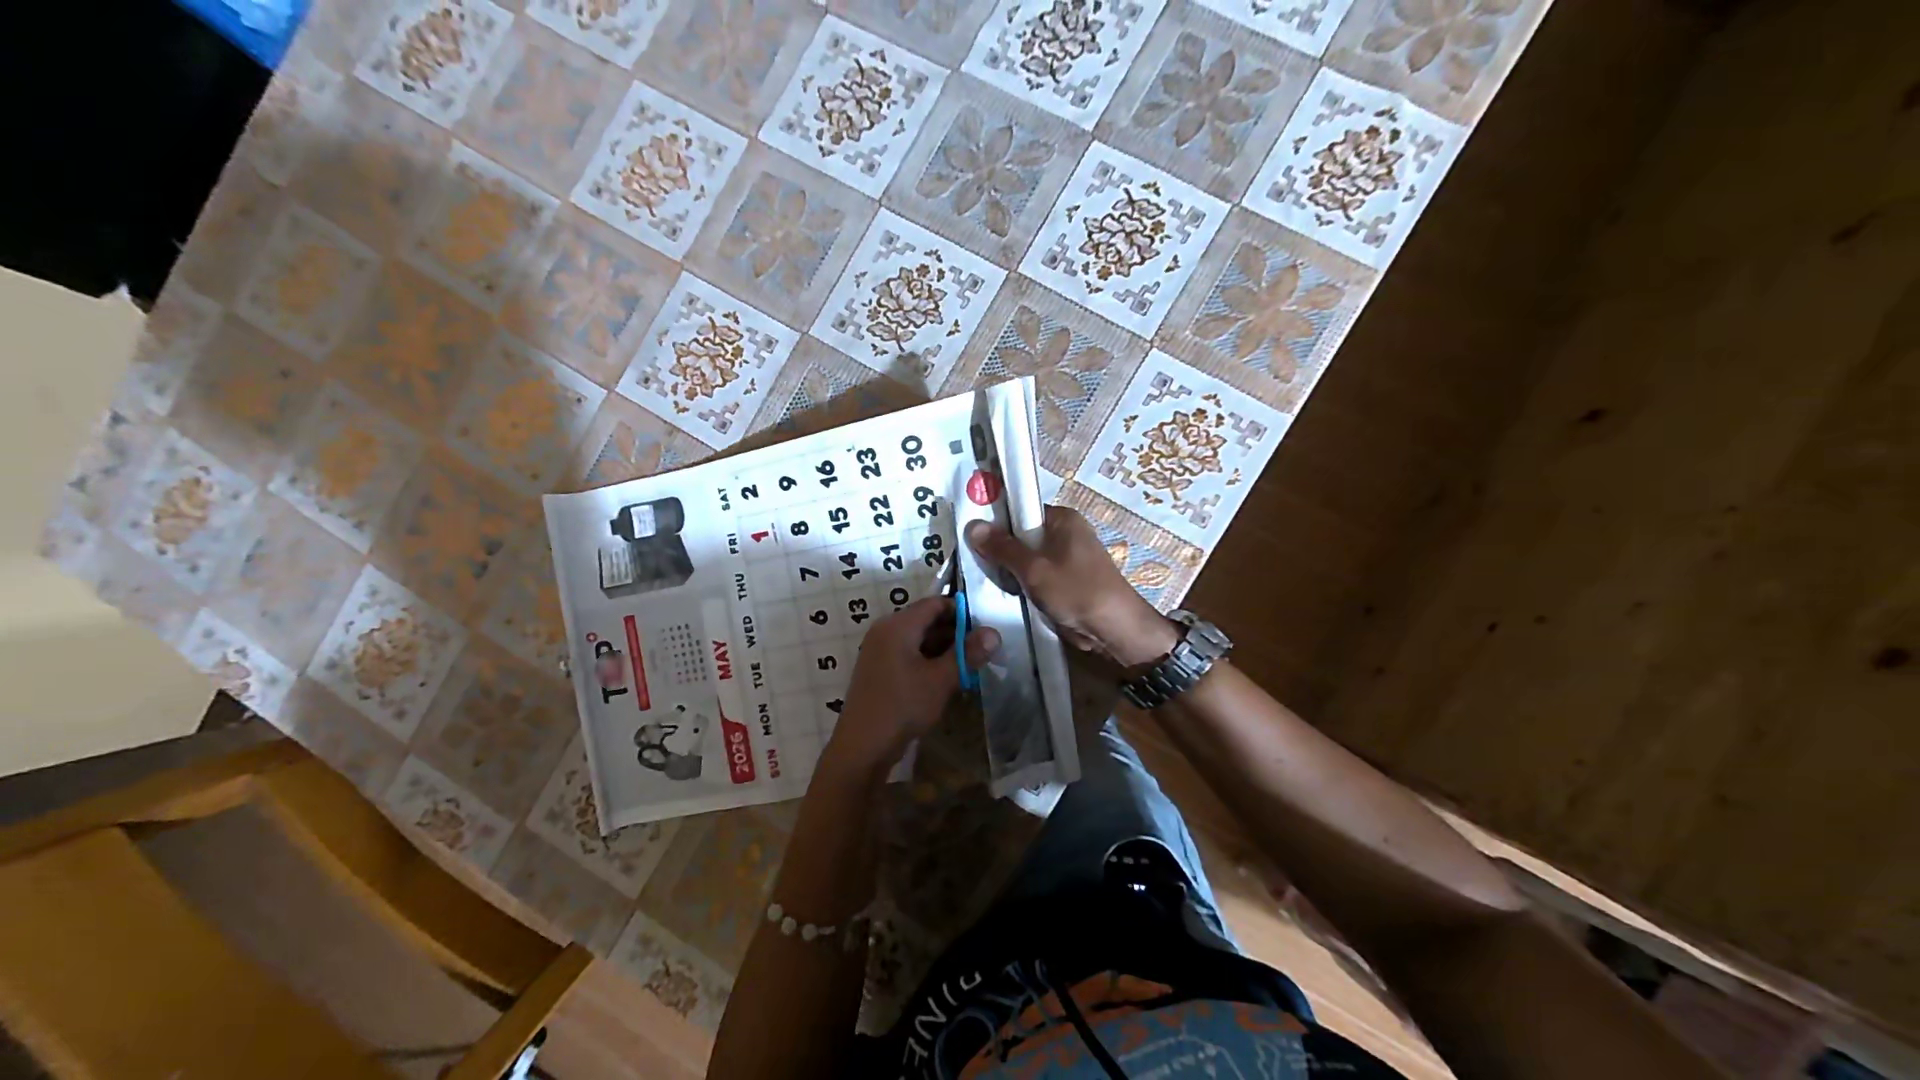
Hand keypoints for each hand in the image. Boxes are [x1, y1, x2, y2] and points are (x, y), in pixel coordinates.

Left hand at [819, 596, 999, 781]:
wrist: (863, 747)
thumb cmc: (903, 706)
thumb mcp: (941, 680)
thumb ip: (967, 653)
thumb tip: (994, 633)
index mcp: (897, 625)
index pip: (935, 603)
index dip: (962, 612)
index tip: (986, 628)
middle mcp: (885, 631)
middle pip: (926, 620)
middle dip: (955, 633)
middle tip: (982, 650)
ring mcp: (879, 650)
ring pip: (918, 639)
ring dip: (943, 649)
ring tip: (970, 665)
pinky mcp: (878, 669)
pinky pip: (908, 654)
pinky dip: (928, 661)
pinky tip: (946, 679)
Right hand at [966, 506, 1178, 667]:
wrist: (1113, 629)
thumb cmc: (1075, 591)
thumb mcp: (1033, 569)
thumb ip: (1002, 548)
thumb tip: (973, 525)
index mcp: (1063, 519)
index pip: (1021, 510)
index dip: (998, 522)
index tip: (975, 537)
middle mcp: (1067, 532)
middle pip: (1023, 535)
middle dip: (1003, 551)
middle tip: (980, 564)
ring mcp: (1068, 558)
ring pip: (1028, 559)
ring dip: (1013, 572)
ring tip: (992, 581)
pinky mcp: (1068, 580)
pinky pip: (1038, 576)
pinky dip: (1025, 584)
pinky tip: (1012, 594)